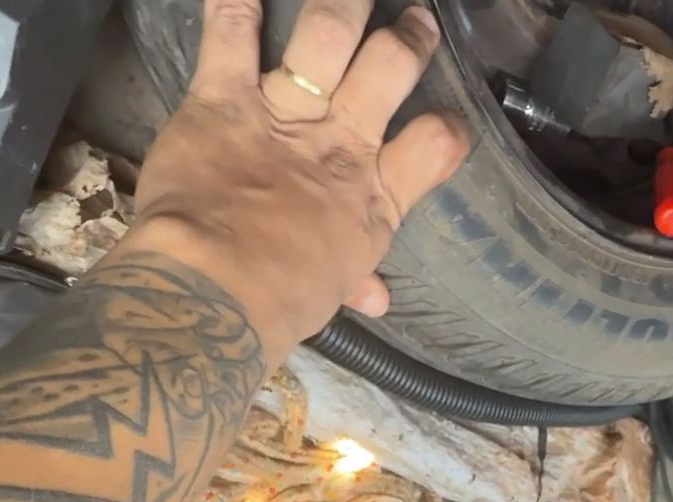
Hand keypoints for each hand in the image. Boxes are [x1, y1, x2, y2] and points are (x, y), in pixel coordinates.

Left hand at [118, 0, 470, 351]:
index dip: (449, 130)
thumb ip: (356, 280)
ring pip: (325, 34)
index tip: (450, 125)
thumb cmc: (286, 301)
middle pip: (389, 70)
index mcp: (376, 199)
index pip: (437, 145)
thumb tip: (377, 298)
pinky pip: (230, 31)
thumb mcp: (333, 293)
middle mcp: (342, 145)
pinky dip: (235, 0)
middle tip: (417, 21)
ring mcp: (286, 114)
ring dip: (343, 1)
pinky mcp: (224, 97)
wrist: (222, 288)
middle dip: (408, 40)